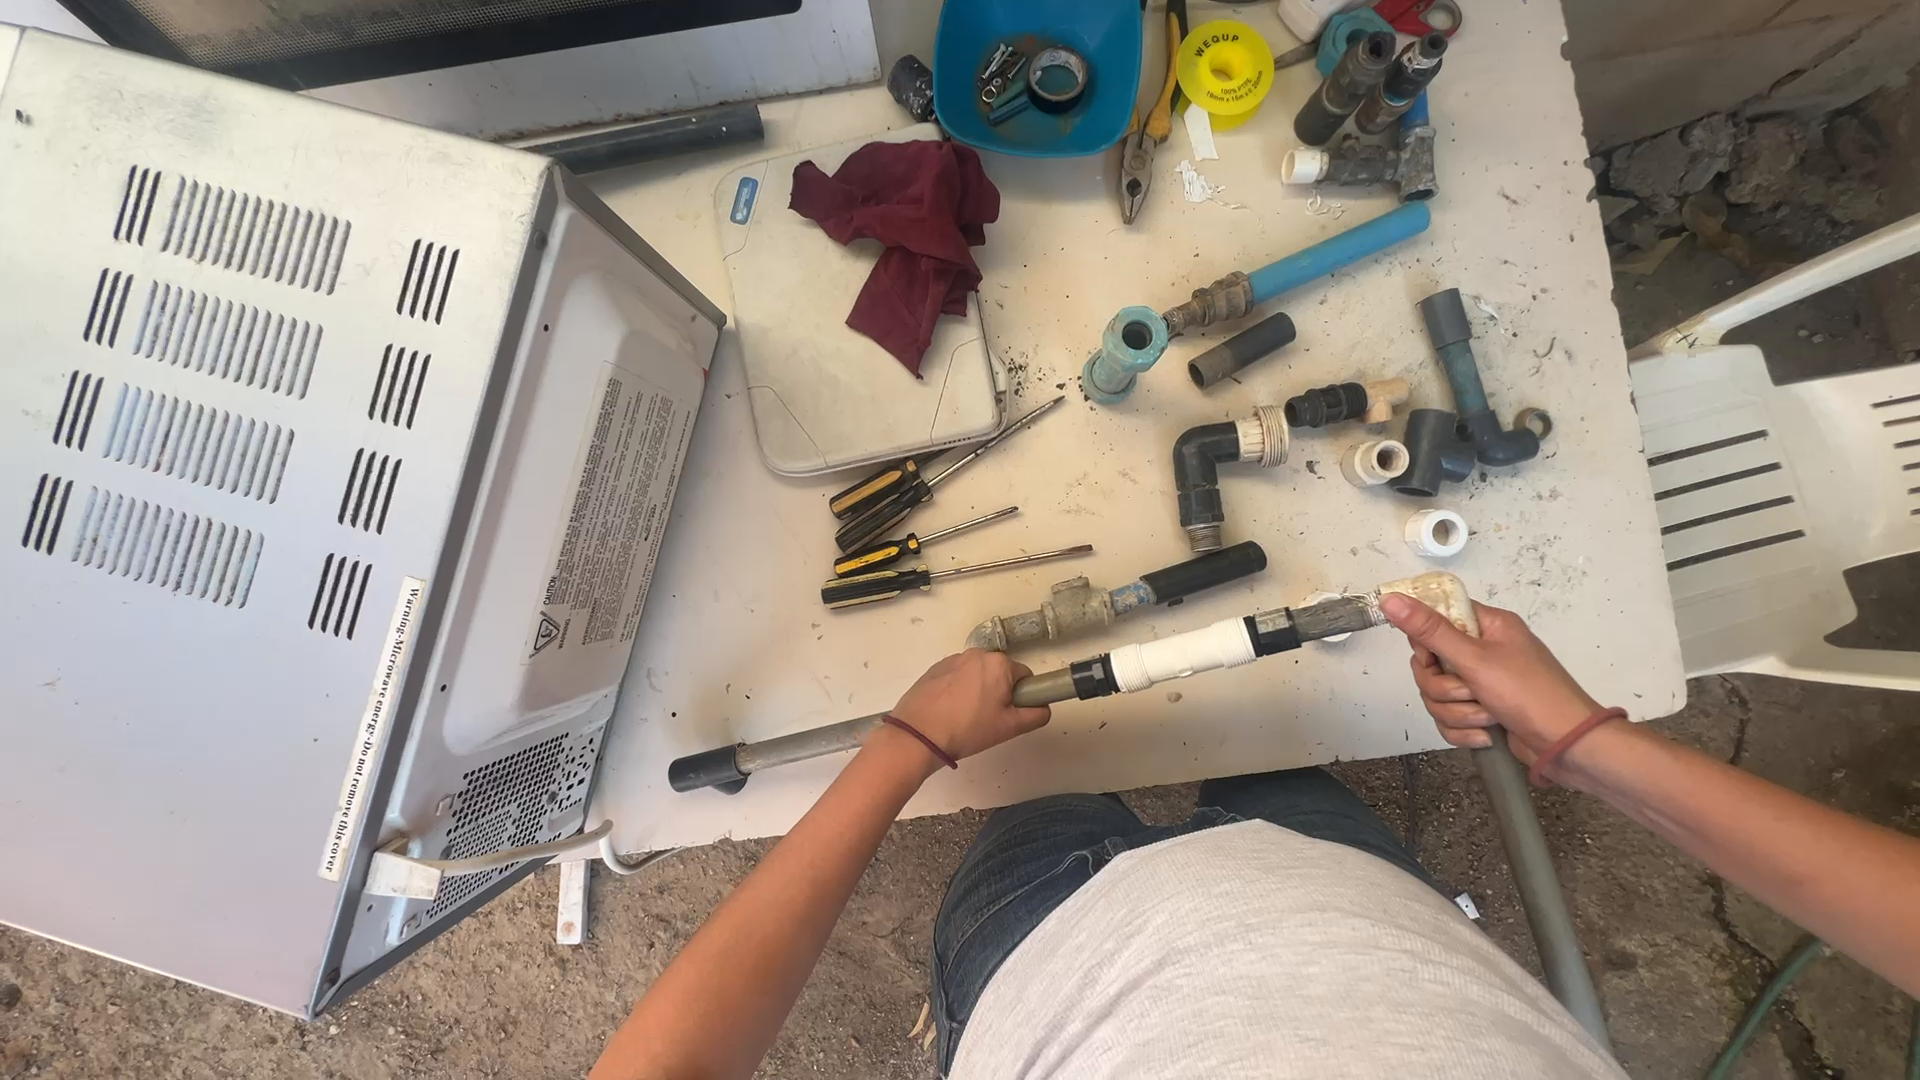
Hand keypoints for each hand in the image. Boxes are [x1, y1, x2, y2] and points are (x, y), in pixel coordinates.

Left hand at [887, 649, 1050, 762]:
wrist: (918, 734)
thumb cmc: (968, 729)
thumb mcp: (1010, 728)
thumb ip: (1036, 715)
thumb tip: (1043, 707)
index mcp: (999, 663)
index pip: (1024, 676)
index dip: (1021, 697)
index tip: (1008, 714)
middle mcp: (977, 654)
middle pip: (999, 673)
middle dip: (998, 693)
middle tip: (987, 719)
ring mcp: (953, 660)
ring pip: (976, 675)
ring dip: (977, 691)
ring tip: (965, 718)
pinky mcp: (934, 669)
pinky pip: (956, 677)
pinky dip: (957, 691)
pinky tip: (949, 712)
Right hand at [1378, 593, 1601, 761]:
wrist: (1569, 747)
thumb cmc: (1528, 694)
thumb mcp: (1474, 659)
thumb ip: (1428, 630)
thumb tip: (1389, 598)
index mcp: (1487, 627)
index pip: (1434, 618)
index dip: (1425, 641)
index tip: (1432, 657)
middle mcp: (1483, 650)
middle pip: (1428, 663)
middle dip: (1443, 687)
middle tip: (1467, 692)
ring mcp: (1482, 682)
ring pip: (1435, 693)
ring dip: (1456, 711)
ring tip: (1485, 718)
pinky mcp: (1480, 710)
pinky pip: (1448, 716)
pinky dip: (1462, 728)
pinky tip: (1485, 734)